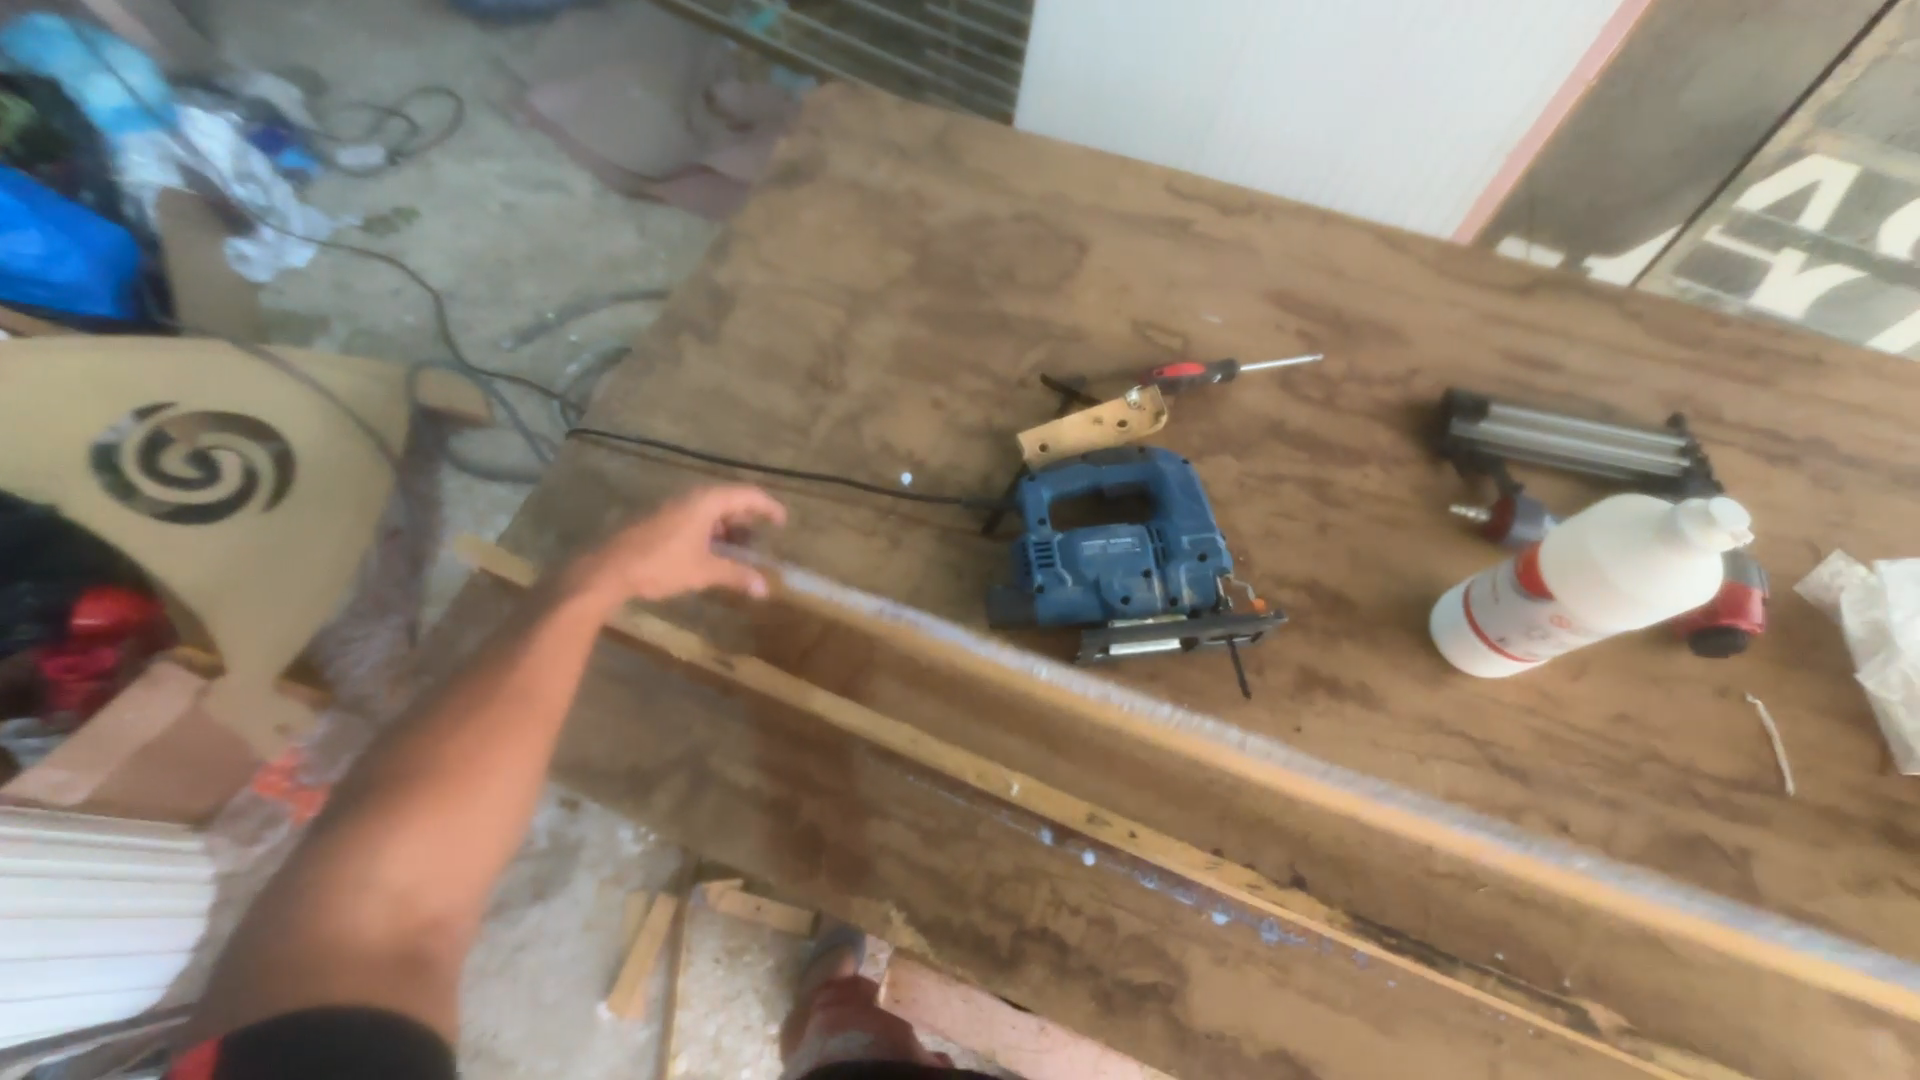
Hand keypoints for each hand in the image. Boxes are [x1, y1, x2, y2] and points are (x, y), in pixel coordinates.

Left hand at [561, 486, 786, 605]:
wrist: (607, 569)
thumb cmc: (660, 565)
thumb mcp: (704, 571)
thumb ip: (736, 575)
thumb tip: (764, 588)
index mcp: (705, 502)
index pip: (747, 495)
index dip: (768, 507)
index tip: (782, 521)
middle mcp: (689, 498)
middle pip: (727, 500)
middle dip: (746, 520)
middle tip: (759, 541)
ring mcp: (671, 508)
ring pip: (708, 511)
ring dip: (726, 528)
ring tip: (736, 552)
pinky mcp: (657, 520)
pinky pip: (693, 519)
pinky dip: (708, 532)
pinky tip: (708, 554)